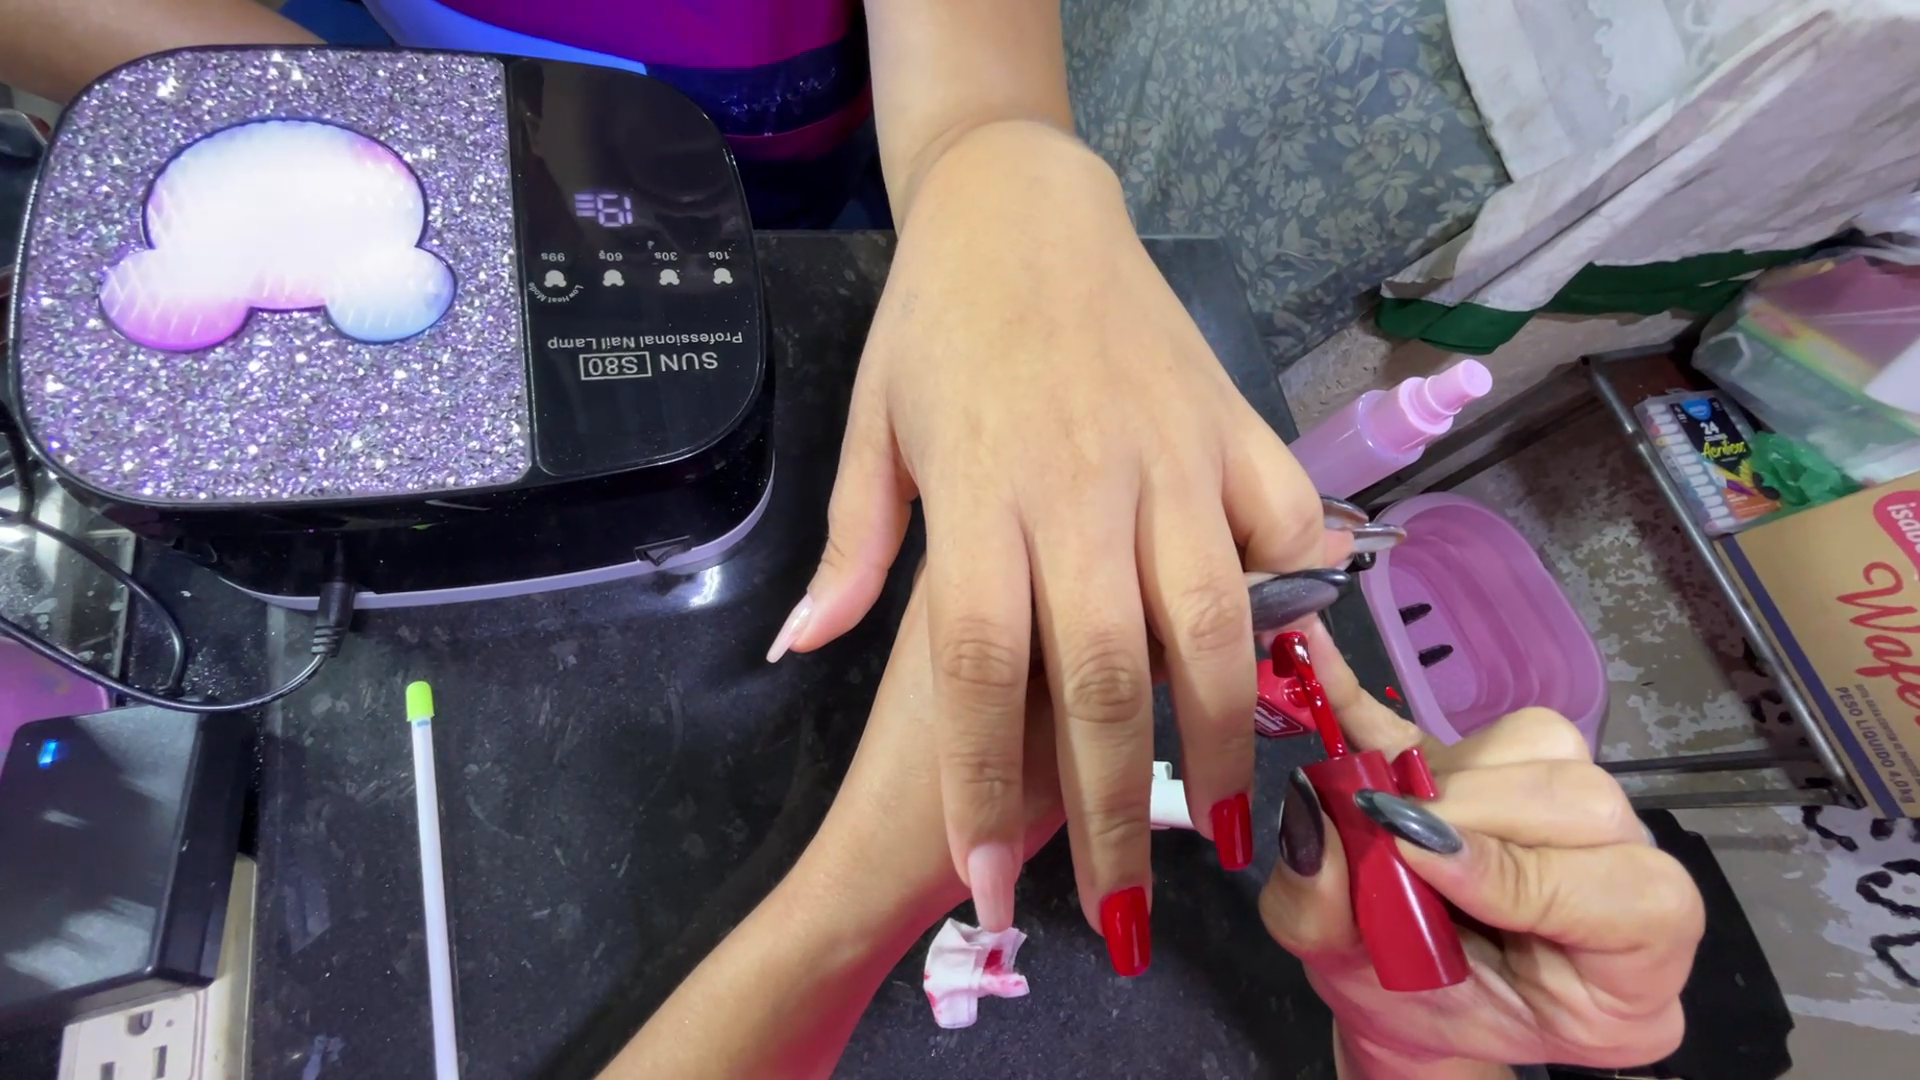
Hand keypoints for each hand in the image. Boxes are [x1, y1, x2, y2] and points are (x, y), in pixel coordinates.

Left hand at [770, 118, 1335, 966]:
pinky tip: (1287, 675)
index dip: (977, 786)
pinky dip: (1295, 609)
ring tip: (1222, 828)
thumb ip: (850, 549)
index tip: (991, 883)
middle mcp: (1079, 487)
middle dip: (1108, 807)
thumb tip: (801, 648)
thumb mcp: (869, 429)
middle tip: (1120, 909)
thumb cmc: (934, 321)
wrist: (1021, 205)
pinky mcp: (1233, 425)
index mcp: (978, 496)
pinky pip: (1283, 534)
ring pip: (1208, 625)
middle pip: (1097, 677)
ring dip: (1220, 741)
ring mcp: (1169, 456)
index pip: (974, 668)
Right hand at [1261, 625, 1702, 1077]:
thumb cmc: (1390, 998)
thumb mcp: (1349, 979)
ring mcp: (1564, 817)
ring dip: (1454, 763)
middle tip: (1386, 819)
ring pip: (1548, 746)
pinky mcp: (1492, 768)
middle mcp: (1619, 887)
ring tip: (1387, 796)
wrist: (1397, 986)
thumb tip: (1314, 823)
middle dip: (1475, 804)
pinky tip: (1319, 658)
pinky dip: (1378, 694)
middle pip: (1589, 802)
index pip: (1636, 901)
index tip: (1413, 853)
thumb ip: (1321, 913)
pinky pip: (1446, 715)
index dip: (1522, 869)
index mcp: (1620, 979)